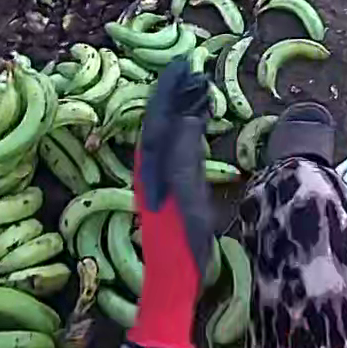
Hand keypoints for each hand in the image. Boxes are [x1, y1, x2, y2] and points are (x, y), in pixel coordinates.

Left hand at [127, 59, 213, 347]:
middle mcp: (149, 167)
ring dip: (179, 107)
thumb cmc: (182, 245)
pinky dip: (184, 128)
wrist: (171, 283)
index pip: (158, 116)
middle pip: (159, 119)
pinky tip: (196, 123)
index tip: (184, 63)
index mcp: (151, 165)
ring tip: (197, 87)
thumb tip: (184, 115)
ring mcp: (156, 178)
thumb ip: (183, 156)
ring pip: (165, 132)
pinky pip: (172, 147)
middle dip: (173, 92)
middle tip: (190, 67)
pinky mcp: (166, 189)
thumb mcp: (187, 198)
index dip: (170, 89)